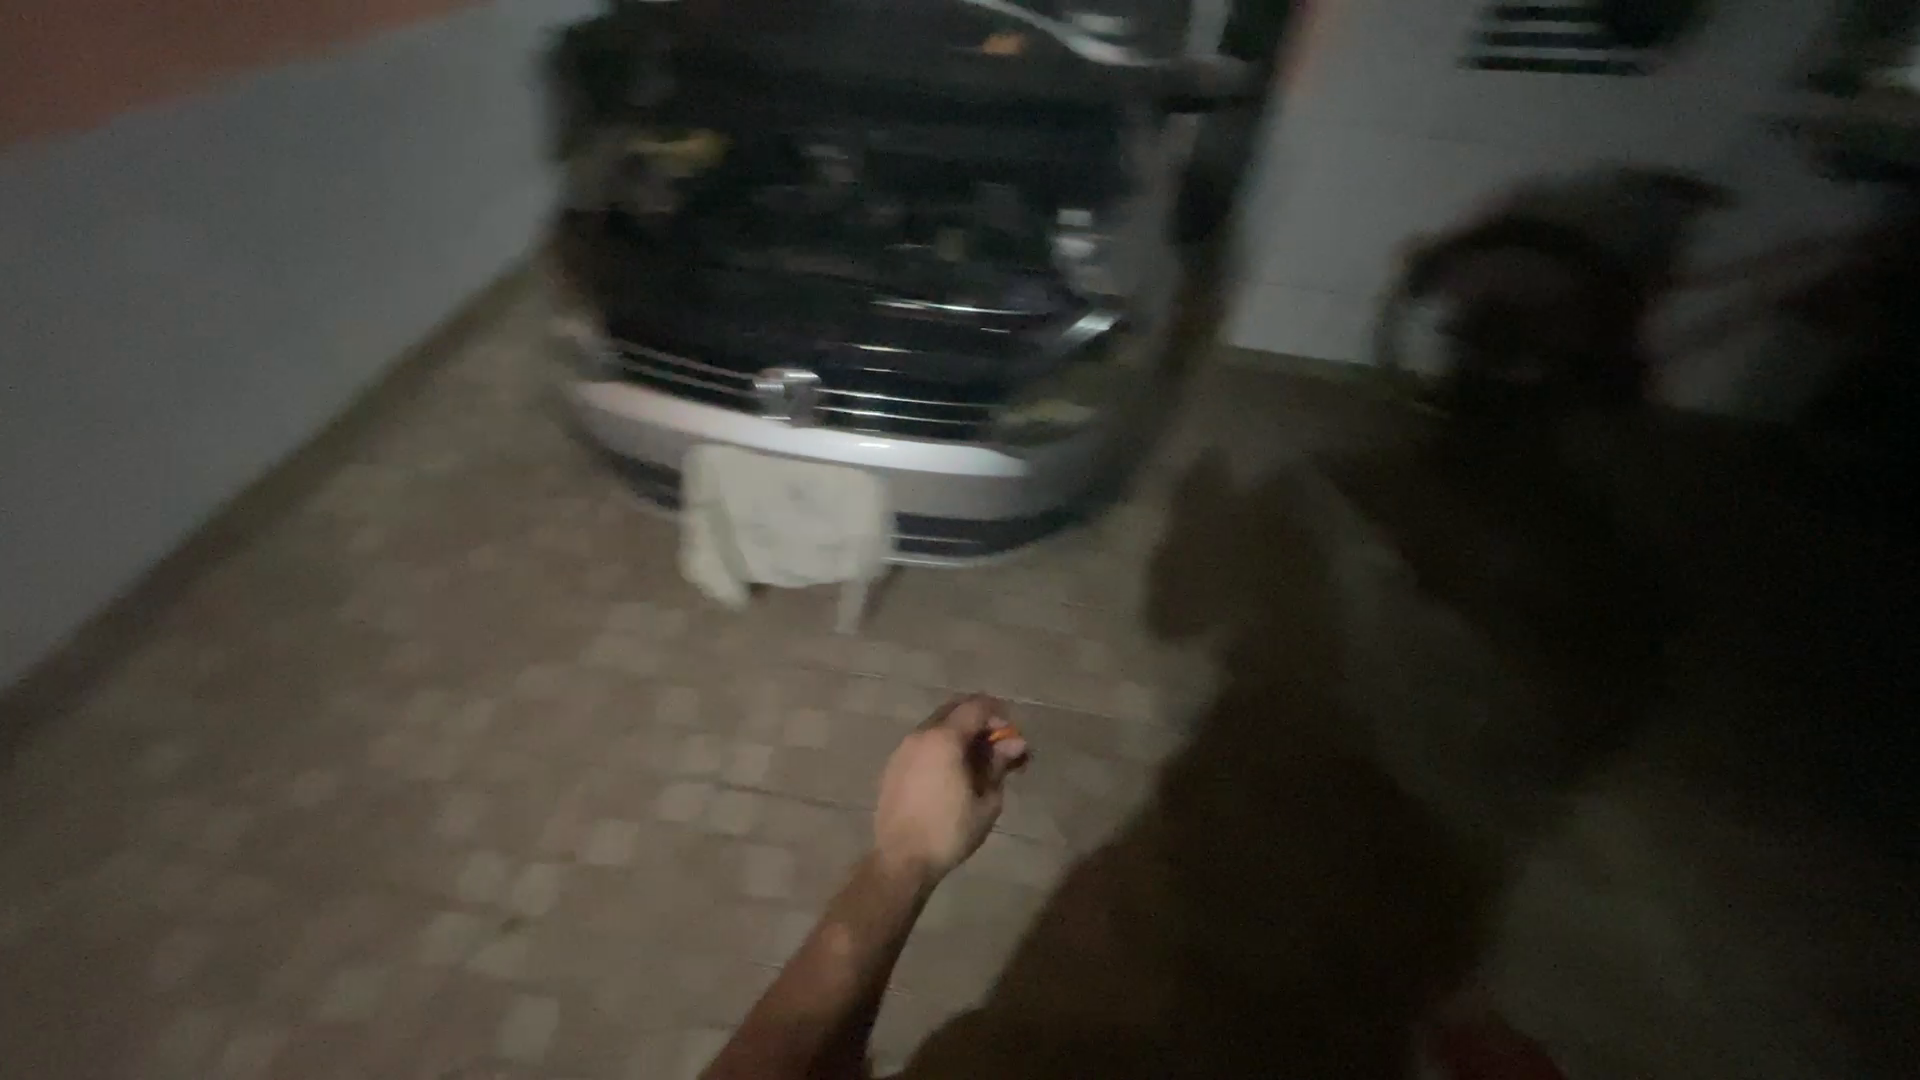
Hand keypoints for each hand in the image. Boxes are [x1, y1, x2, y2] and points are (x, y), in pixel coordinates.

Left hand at [874, 694, 1028, 885]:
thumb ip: (999, 765)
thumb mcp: (986, 801)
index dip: (999, 715)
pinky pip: (923, 743)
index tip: (1012, 736)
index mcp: (944, 738)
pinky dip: (941, 746)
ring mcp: (903, 748)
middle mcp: (921, 734)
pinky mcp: (893, 765)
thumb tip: (1015, 743)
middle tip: (997, 746)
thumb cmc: (949, 831)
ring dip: (959, 733)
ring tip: (976, 762)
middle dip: (979, 721)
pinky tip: (951, 773)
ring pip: (937, 725)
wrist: (900, 860)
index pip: (976, 706)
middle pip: (954, 710)